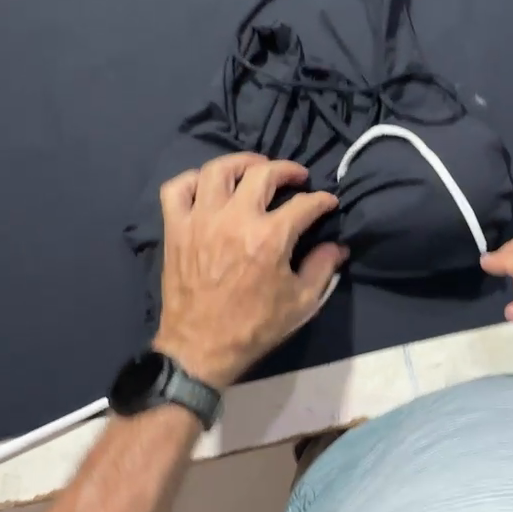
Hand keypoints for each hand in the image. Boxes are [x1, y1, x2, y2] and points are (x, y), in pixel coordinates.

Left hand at [151, 154, 345, 386]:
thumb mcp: (302, 302)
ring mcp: (200, 220)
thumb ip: (323, 268)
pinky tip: (209, 186)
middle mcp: (235, 219)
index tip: (328, 203)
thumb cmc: (255, 326)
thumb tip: (337, 246)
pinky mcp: (175, 229)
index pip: (304, 204)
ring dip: (242, 163)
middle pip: (263, 174)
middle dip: (287, 170)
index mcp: (270, 238)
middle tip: (297, 177)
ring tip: (255, 169)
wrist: (201, 348)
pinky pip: (177, 188)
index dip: (322, 200)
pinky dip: (193, 180)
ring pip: (218, 170)